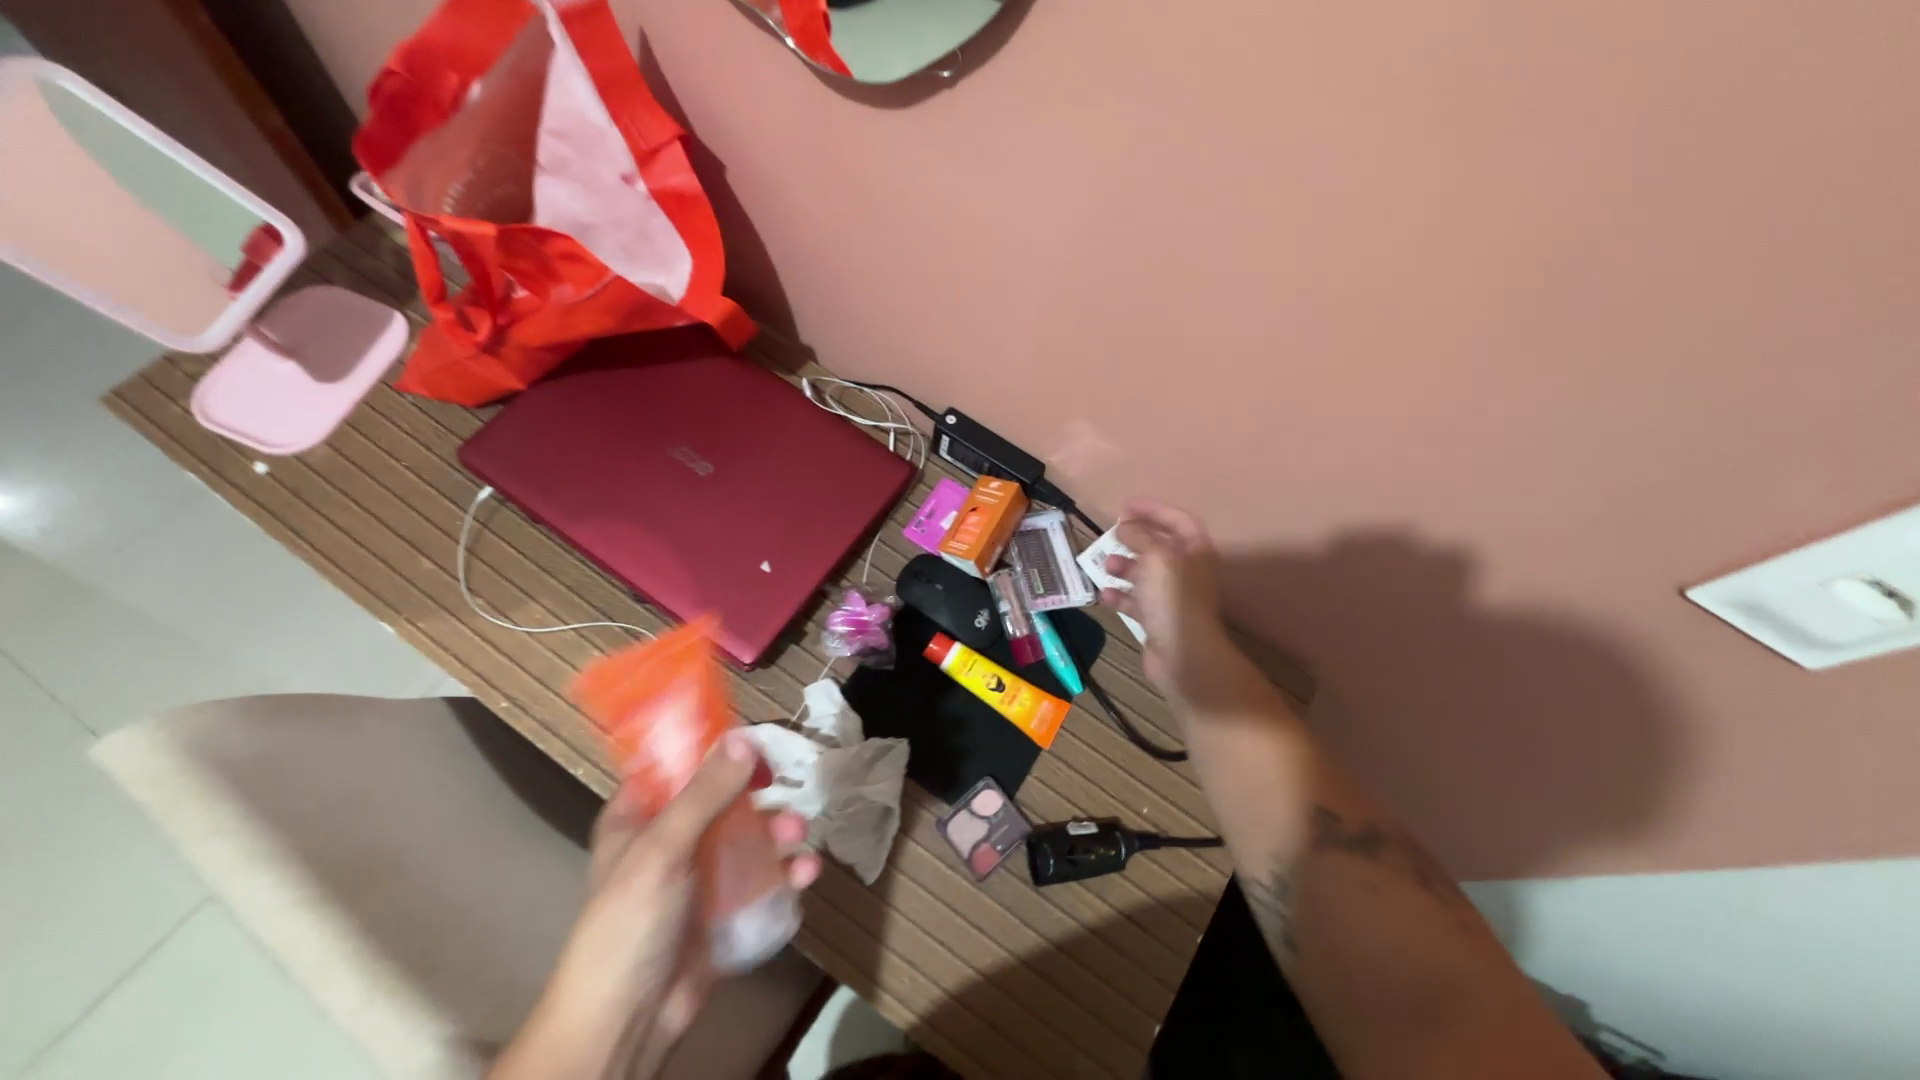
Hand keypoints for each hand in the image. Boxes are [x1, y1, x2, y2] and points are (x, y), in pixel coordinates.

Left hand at [496, 733, 819, 1078]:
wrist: (630, 1020)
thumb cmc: (629, 921)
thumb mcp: (662, 848)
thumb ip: (705, 794)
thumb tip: (745, 737)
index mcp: (637, 819)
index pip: (673, 768)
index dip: (710, 750)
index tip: (752, 738)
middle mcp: (669, 843)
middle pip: (721, 801)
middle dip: (757, 795)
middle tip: (784, 788)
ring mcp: (699, 879)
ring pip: (747, 840)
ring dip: (777, 832)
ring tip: (800, 834)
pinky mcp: (725, 914)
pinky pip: (762, 882)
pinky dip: (785, 874)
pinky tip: (805, 874)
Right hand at [1102, 498, 1230, 698]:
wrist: (1183, 655)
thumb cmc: (1173, 599)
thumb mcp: (1156, 556)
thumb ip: (1139, 535)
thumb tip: (1124, 527)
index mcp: (1193, 551)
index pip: (1177, 520)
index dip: (1153, 509)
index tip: (1125, 506)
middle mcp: (1185, 571)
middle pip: (1159, 547)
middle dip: (1134, 539)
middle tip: (1111, 535)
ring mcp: (1172, 598)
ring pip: (1145, 574)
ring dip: (1124, 567)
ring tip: (1105, 566)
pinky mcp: (1157, 620)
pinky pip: (1135, 602)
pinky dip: (1120, 596)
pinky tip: (1104, 594)